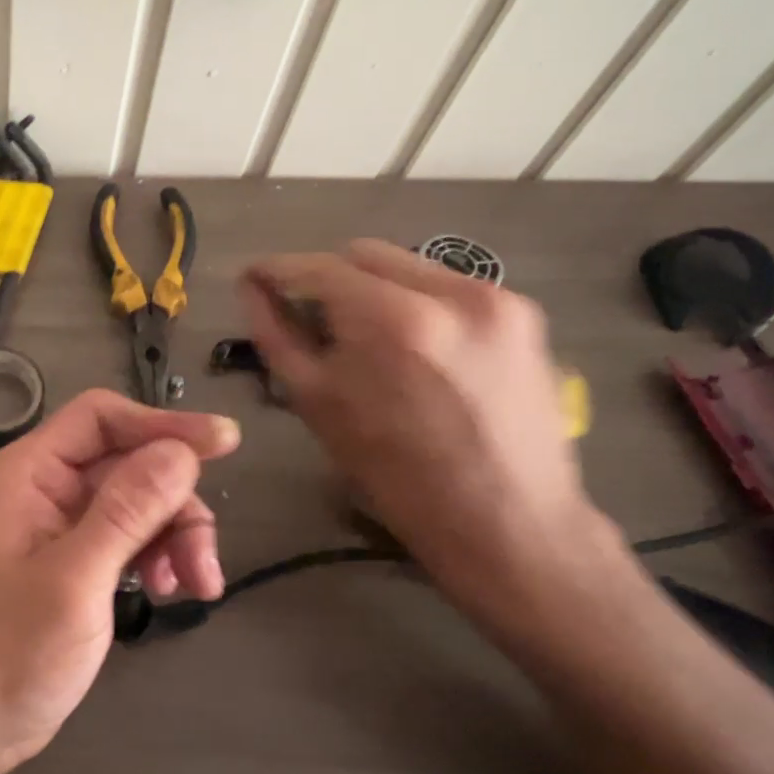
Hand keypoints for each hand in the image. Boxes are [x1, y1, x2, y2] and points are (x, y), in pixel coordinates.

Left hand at [0, 390, 238, 773]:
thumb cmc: (12, 652)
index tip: (224, 444)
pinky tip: (170, 591)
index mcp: (29, 473)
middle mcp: (46, 487)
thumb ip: (126, 511)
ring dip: (177, 535)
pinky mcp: (79, 558)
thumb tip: (181, 450)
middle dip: (176, 503)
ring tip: (196, 586)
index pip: (101, 418)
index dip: (162, 424)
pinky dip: (160, 555)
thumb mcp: (75, 579)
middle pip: (131, 462)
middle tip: (205, 558)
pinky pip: (133, 536)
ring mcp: (63, 523)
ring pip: (140, 500)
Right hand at [239, 240, 609, 605]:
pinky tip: (411, 346)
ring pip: (407, 265)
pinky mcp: (522, 312)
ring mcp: (493, 298)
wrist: (507, 520)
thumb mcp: (316, 403)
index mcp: (391, 319)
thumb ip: (277, 336)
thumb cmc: (395, 473)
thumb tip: (252, 290)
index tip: (252, 280)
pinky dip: (415, 303)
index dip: (275, 270)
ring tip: (362, 334)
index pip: (316, 267)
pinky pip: (446, 286)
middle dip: (326, 277)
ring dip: (372, 287)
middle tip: (308, 315)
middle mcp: (448, 291)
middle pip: (363, 254)